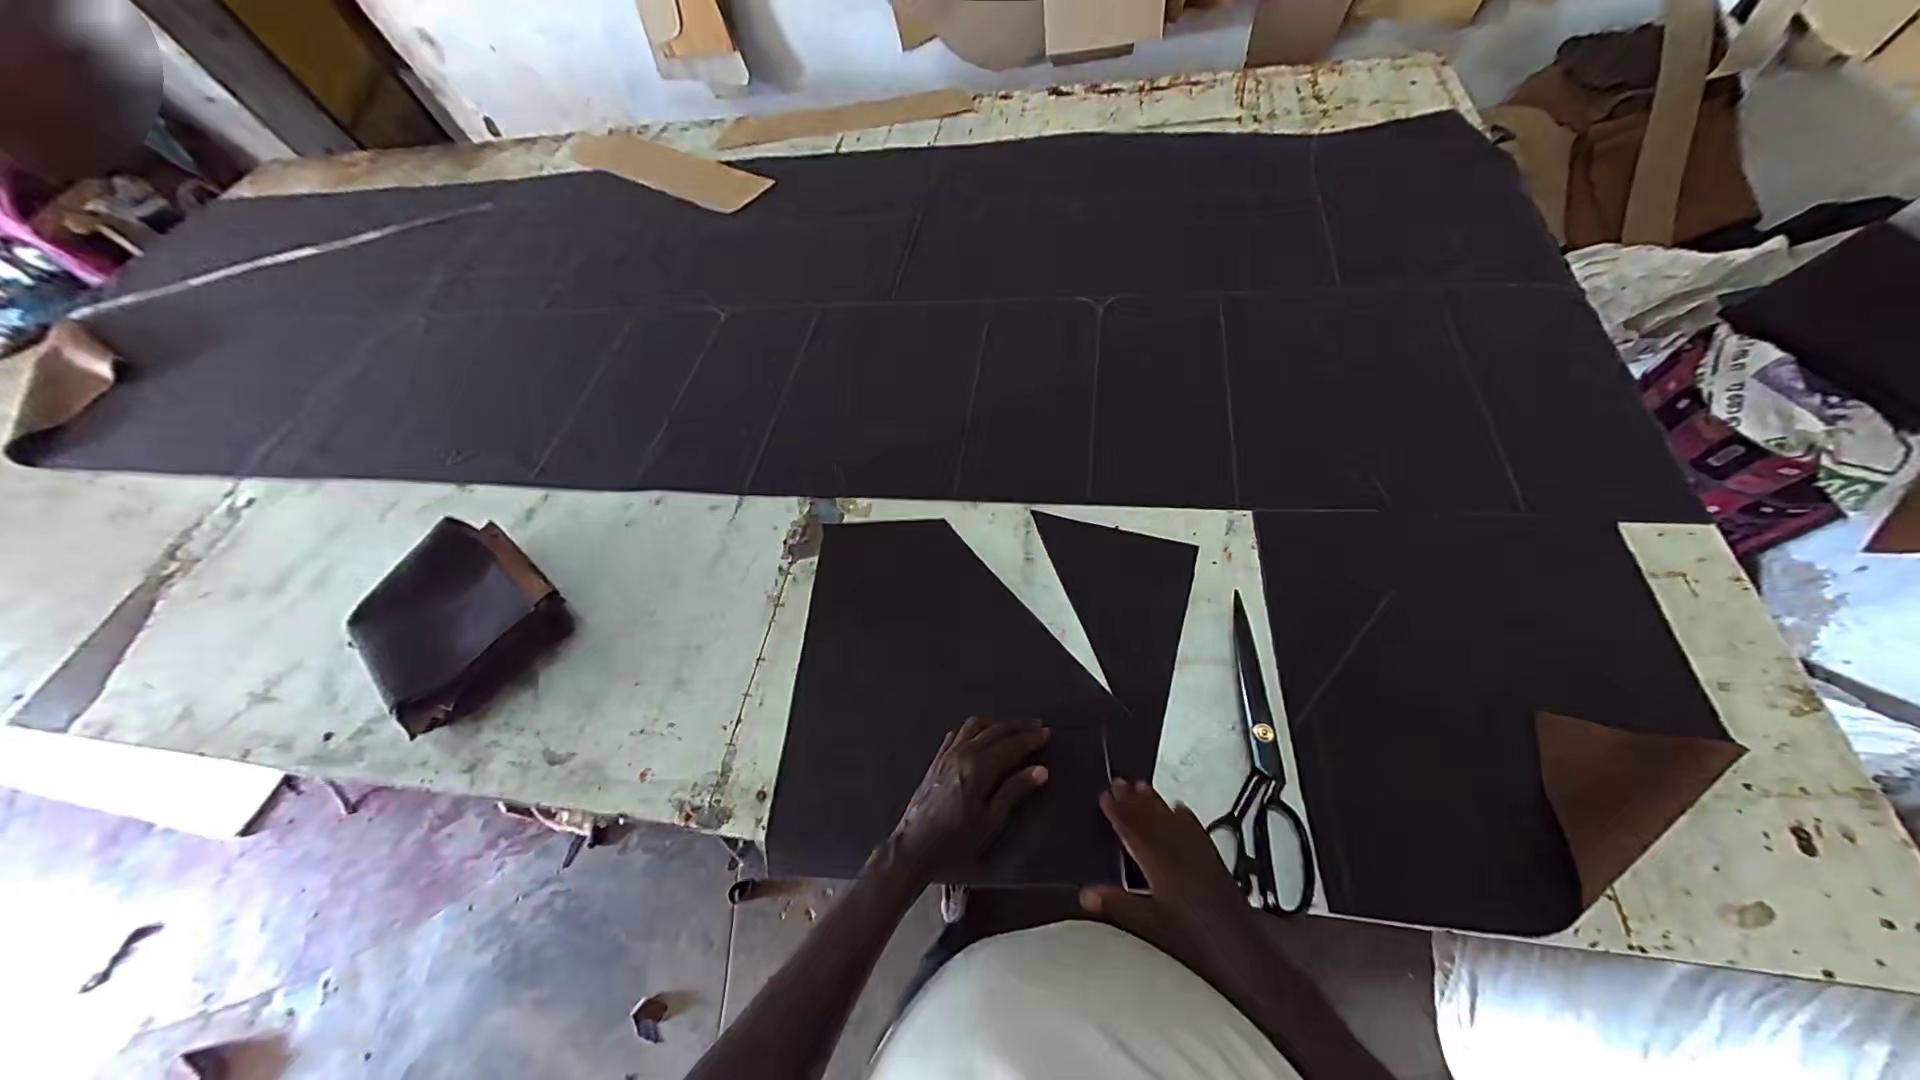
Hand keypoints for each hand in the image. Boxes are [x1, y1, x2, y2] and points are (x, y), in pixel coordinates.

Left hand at [885, 715, 1049, 882]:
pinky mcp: (936, 759)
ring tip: (1012, 728)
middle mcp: (963, 753)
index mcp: (979, 767)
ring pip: (975, 725)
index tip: (1046, 733)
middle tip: (1037, 727)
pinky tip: (979, 734)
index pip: (1011, 745)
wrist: (914, 847)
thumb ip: (1015, 791)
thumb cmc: (955, 841)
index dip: (1030, 739)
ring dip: (996, 723)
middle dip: (1018, 727)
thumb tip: (1040, 770)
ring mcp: (947, 754)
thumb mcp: (991, 821)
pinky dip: (974, 728)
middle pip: (995, 730)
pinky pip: (957, 733)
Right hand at [1079, 779, 1256, 958]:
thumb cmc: (1195, 940)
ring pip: (1170, 818)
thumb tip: (1087, 894)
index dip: (1117, 811)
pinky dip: (1183, 815)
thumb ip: (1117, 906)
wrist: (1241, 950)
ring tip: (1142, 786)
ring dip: (1154, 801)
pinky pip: (1194, 828)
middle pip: (1151, 818)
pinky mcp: (1213, 860)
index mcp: (1159, 864)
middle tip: (1118, 781)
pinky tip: (1180, 809)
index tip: (1105, 795)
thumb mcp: (1150, 925)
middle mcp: (1178, 852)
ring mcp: (1197, 853)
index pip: (1133, 829)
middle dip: (1132, 799)